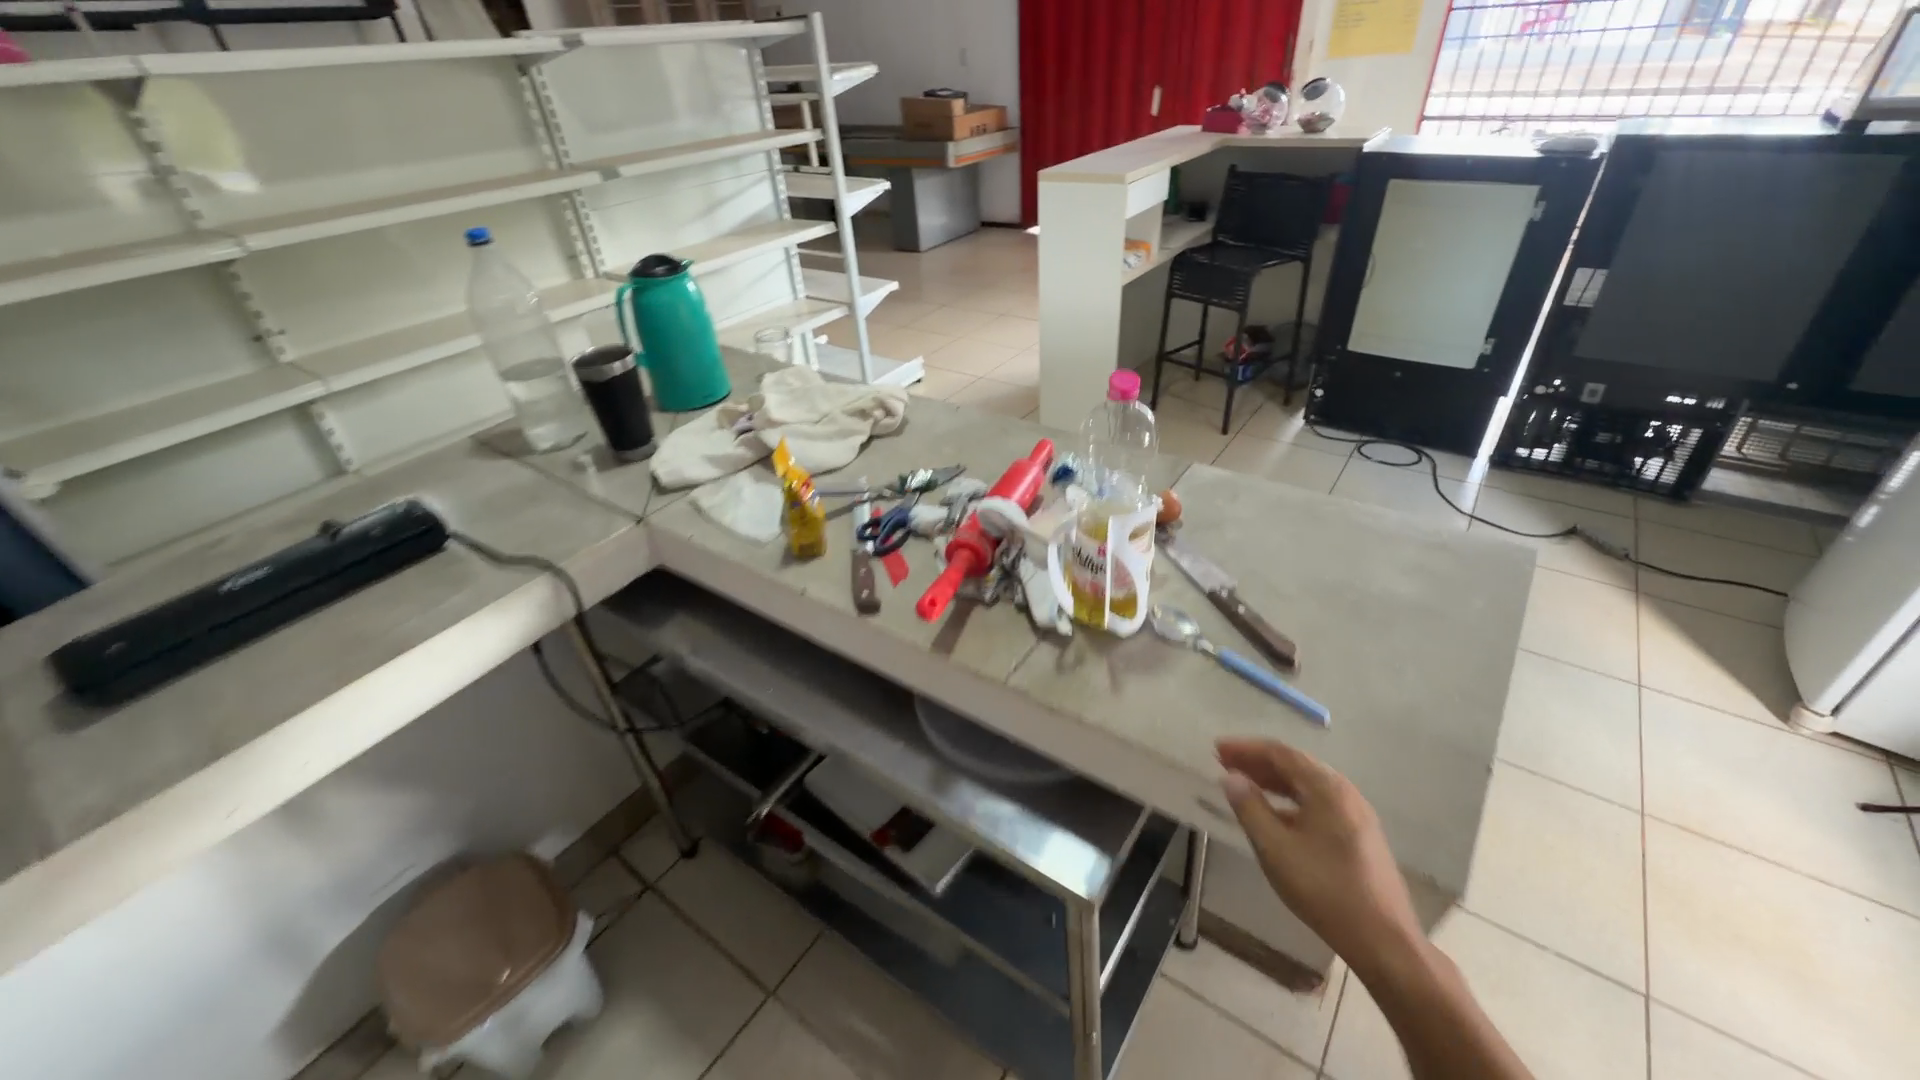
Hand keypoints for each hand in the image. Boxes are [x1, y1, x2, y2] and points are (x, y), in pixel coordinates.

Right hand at [1216, 737, 1422, 972]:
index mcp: (1327, 788)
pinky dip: (1291, 799)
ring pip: (1308, 785)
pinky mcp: (1359, 834)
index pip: (1281, 753)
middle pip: (1296, 765)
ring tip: (1244, 784)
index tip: (1216, 749)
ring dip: (1274, 780)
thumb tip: (1231, 778)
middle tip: (1224, 763)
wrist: (1382, 937)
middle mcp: (1345, 792)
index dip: (1246, 748)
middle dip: (1258, 762)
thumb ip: (1250, 809)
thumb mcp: (1275, 849)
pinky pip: (1318, 802)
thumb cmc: (1323, 889)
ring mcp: (1356, 813)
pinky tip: (1275, 814)